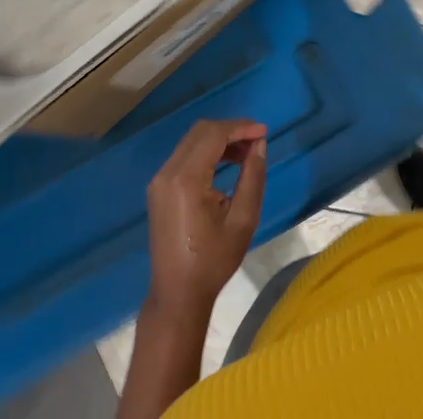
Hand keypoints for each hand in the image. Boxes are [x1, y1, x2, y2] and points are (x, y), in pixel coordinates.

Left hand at [144, 119, 268, 310]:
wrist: (178, 293)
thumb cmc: (213, 260)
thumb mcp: (243, 219)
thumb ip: (253, 176)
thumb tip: (259, 145)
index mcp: (186, 180)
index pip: (213, 135)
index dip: (240, 128)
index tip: (264, 132)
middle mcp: (167, 173)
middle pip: (200, 132)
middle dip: (230, 130)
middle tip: (256, 141)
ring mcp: (159, 181)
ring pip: (191, 142)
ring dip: (218, 140)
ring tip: (245, 153)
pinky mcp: (158, 189)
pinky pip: (184, 156)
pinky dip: (206, 152)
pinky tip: (225, 163)